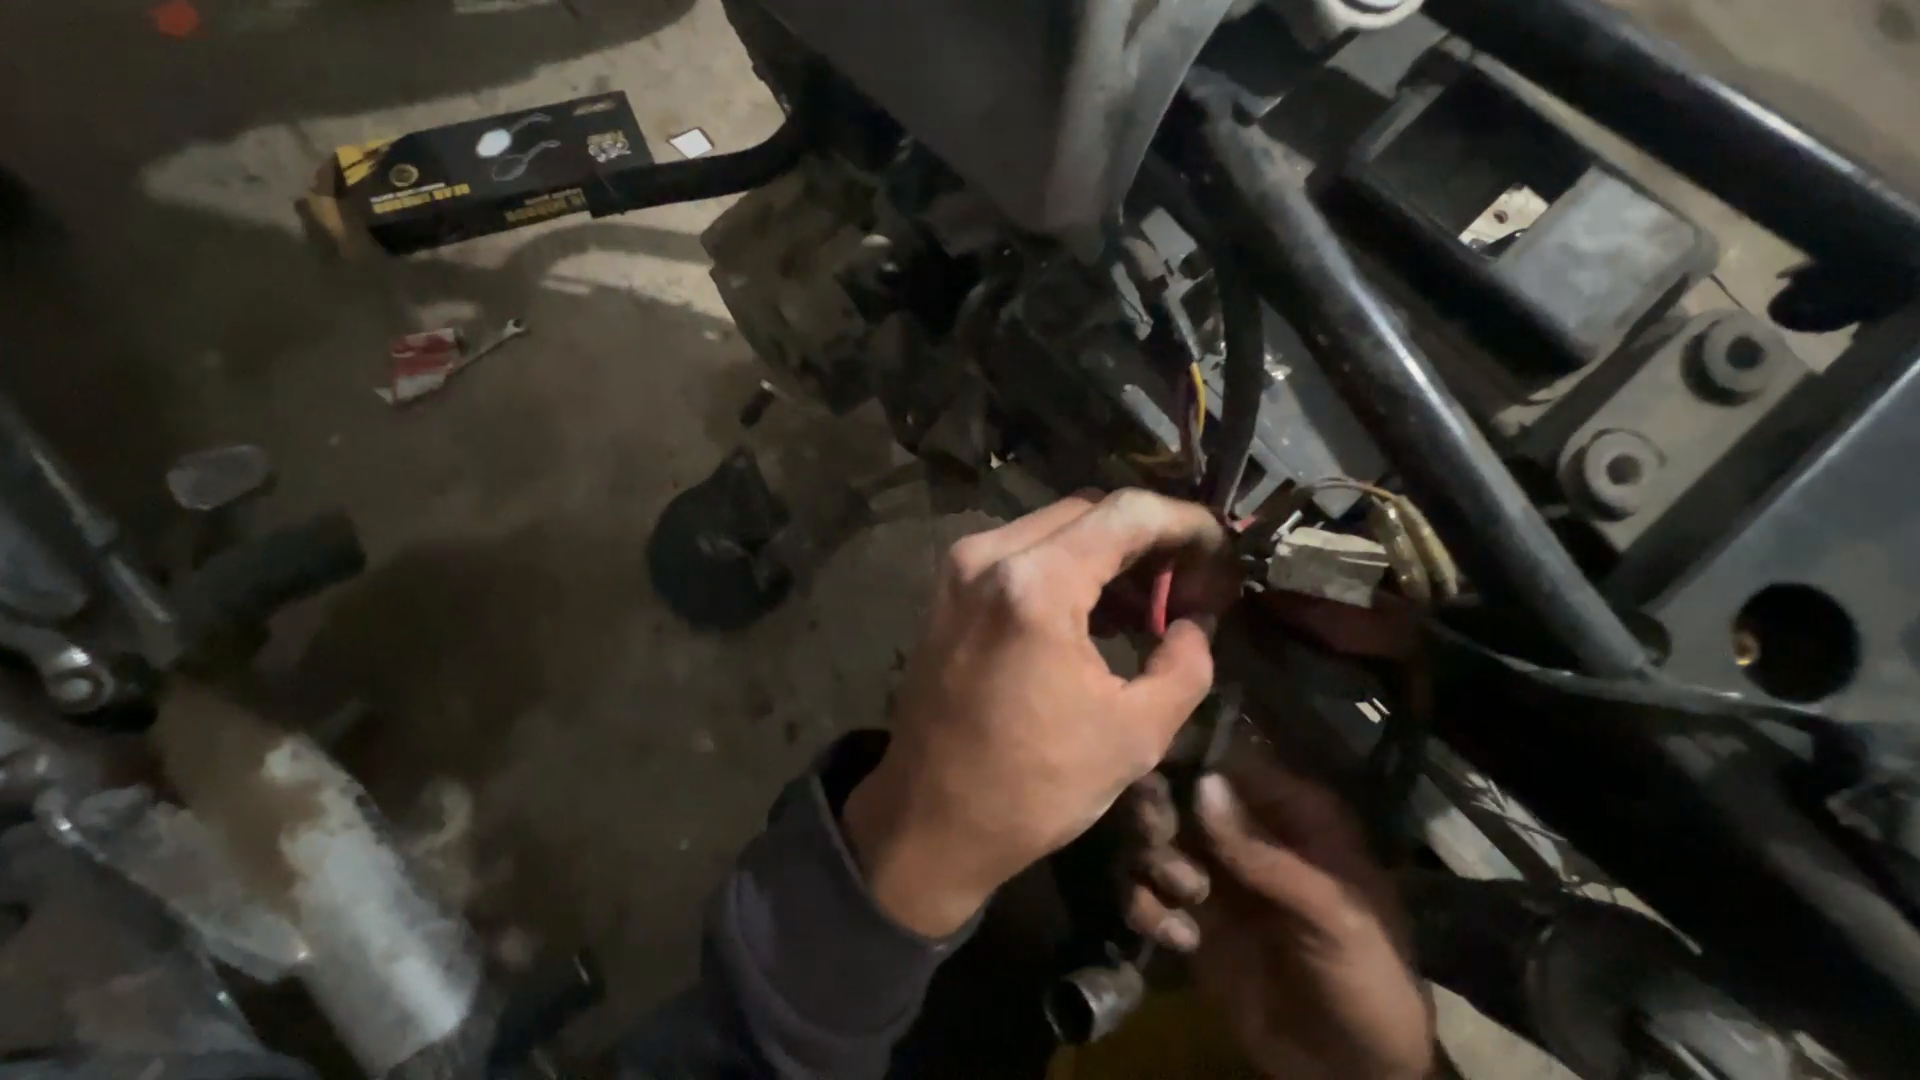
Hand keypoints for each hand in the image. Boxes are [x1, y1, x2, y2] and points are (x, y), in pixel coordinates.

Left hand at [841, 490, 1230, 936]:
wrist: (930, 822)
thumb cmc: (1033, 787)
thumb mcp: (1134, 734)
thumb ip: (1185, 664)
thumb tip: (1195, 624)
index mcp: (1035, 584)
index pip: (1129, 513)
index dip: (1187, 524)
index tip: (1222, 554)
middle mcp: (989, 556)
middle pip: (1091, 511)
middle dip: (1150, 540)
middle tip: (1192, 588)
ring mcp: (961, 570)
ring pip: (1056, 529)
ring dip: (1110, 555)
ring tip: (1153, 608)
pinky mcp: (950, 591)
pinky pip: (1023, 554)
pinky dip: (1069, 570)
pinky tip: (1102, 615)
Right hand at [1123, 755, 1432, 1079]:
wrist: (1354, 1075)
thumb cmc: (1368, 982)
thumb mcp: (1332, 916)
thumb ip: (1264, 853)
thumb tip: (1203, 784)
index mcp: (1294, 815)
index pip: (1231, 764)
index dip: (1187, 763)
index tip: (1151, 774)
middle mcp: (1247, 833)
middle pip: (1179, 796)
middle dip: (1159, 818)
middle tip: (1159, 846)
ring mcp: (1215, 876)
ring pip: (1153, 840)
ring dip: (1152, 864)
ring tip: (1184, 900)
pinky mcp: (1190, 918)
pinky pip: (1146, 892)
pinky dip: (1147, 908)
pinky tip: (1178, 940)